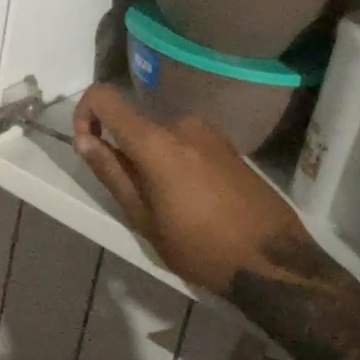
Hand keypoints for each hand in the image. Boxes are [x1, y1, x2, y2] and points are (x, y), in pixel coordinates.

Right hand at [72, 85, 309, 295]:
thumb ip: (111, 173)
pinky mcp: (229, 146)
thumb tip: (83, 140)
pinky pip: (187, 144)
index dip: (85, 114)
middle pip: (134, 123)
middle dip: (123, 150)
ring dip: (152, 160)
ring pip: (161, 137)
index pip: (104, 97)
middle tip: (134, 197)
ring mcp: (210, 133)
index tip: (88, 147)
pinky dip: (176, 163)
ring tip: (167, 205)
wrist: (275, 261)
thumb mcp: (144, 218)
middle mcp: (181, 124)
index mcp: (156, 141)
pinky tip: (193, 201)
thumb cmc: (201, 247)